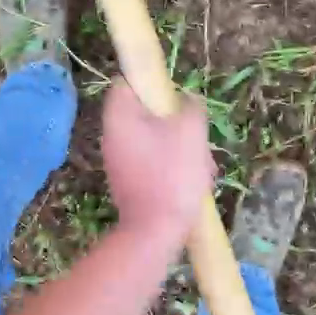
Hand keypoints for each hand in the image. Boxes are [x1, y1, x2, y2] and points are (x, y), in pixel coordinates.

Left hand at [101, 77, 214, 241]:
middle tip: (196, 133)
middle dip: (175, 120)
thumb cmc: (171, 173)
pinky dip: (173, 164)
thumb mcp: (191, 130)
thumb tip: (186, 100)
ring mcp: (119, 161)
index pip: (126, 81)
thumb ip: (190, 105)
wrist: (155, 233)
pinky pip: (153, 161)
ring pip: (154, 138)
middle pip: (144, 112)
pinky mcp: (129, 182)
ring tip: (203, 163)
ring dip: (180, 145)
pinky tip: (195, 180)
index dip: (150, 81)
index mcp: (119, 116)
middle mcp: (112, 135)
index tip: (173, 94)